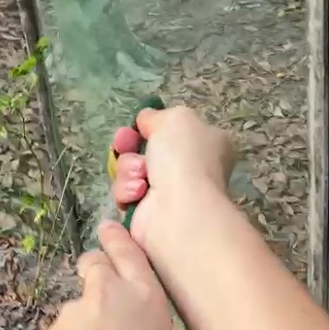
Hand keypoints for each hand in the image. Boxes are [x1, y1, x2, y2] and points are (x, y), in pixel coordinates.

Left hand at [31, 221, 175, 329]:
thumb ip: (141, 329)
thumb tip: (126, 328)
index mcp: (149, 301)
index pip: (131, 256)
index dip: (118, 242)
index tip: (108, 229)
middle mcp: (113, 296)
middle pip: (96, 266)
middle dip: (91, 268)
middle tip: (88, 274)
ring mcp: (78, 311)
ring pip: (75, 310)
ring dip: (78, 329)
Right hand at [110, 106, 235, 245]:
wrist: (178, 209)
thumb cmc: (184, 159)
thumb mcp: (175, 118)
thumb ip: (157, 115)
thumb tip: (145, 121)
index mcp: (204, 144)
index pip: (171, 131)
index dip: (150, 127)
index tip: (137, 127)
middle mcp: (186, 169)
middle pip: (144, 150)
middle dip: (129, 146)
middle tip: (123, 145)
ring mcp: (165, 194)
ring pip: (130, 171)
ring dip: (129, 168)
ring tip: (141, 177)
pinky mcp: (145, 214)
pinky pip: (125, 194)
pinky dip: (127, 191)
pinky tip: (138, 194)